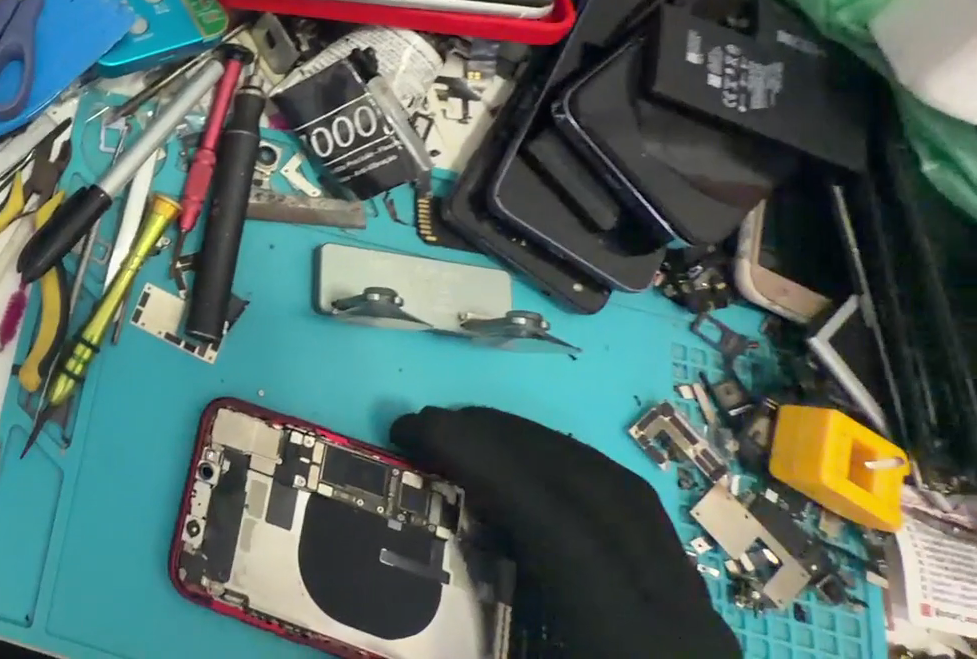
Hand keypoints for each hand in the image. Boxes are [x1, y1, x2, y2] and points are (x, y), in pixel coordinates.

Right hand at [391, 406, 739, 658]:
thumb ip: (434, 647)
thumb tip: (365, 610)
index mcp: (628, 648)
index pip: (562, 531)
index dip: (486, 465)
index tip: (417, 429)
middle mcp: (678, 624)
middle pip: (597, 493)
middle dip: (506, 440)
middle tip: (429, 425)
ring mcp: (698, 616)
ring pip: (623, 496)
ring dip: (540, 449)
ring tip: (472, 435)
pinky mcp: (694, 616)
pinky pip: (636, 519)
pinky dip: (574, 480)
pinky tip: (528, 482)